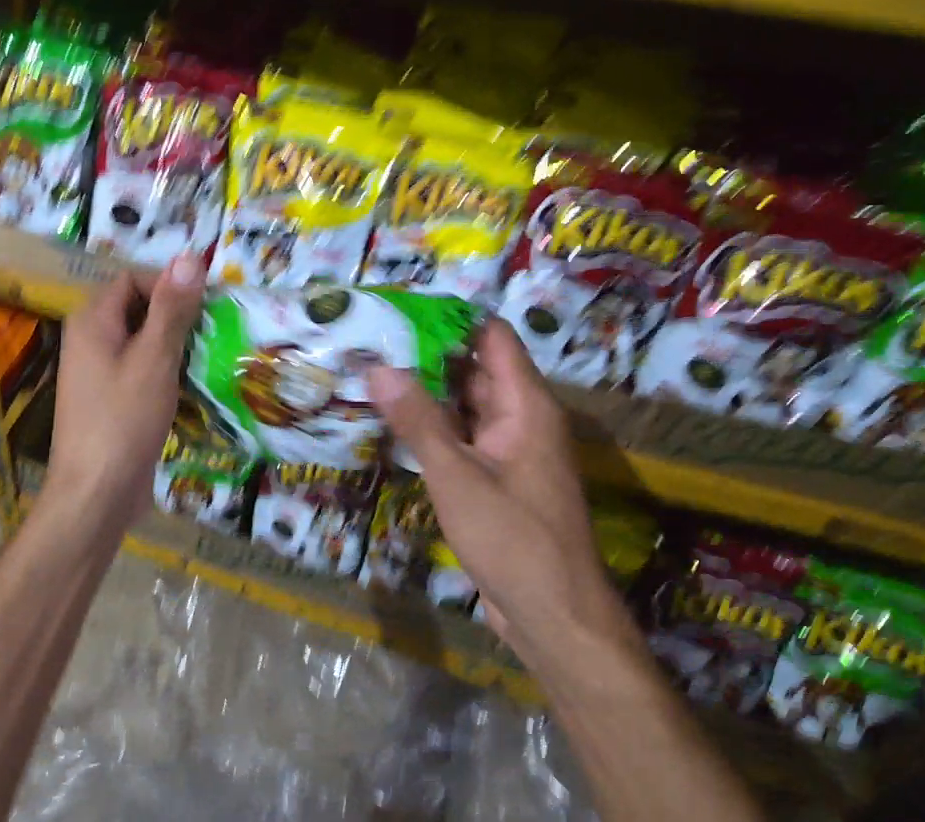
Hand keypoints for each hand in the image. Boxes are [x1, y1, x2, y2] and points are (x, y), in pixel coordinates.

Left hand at [42, 254, 204, 535]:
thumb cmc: (123, 419)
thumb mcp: (154, 358)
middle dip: (176, 316)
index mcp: (91, 321)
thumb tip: (189, 257)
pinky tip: (191, 389)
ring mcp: (97, 373)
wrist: (96, 493)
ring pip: (141, 343)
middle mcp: (88, 340)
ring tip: (210, 359)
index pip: (132, 279)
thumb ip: (172, 308)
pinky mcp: (109, 402)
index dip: (168, 285)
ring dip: (174, 347)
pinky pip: (139, 372)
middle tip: (214, 333)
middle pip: (137, 309)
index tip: (206, 306)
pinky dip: (165, 374)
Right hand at [366, 320, 641, 671]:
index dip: (451, 318)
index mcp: (527, 406)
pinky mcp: (497, 478)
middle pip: (475, 369)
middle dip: (426, 353)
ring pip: (465, 405)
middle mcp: (522, 420)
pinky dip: (432, 427)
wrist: (554, 616)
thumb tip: (379, 367)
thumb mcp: (456, 476)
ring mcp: (511, 451)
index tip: (400, 309)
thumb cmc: (513, 539)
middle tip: (370, 339)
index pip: (493, 338)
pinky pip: (463, 438)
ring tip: (370, 372)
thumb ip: (417, 420)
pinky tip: (391, 423)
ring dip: (425, 392)